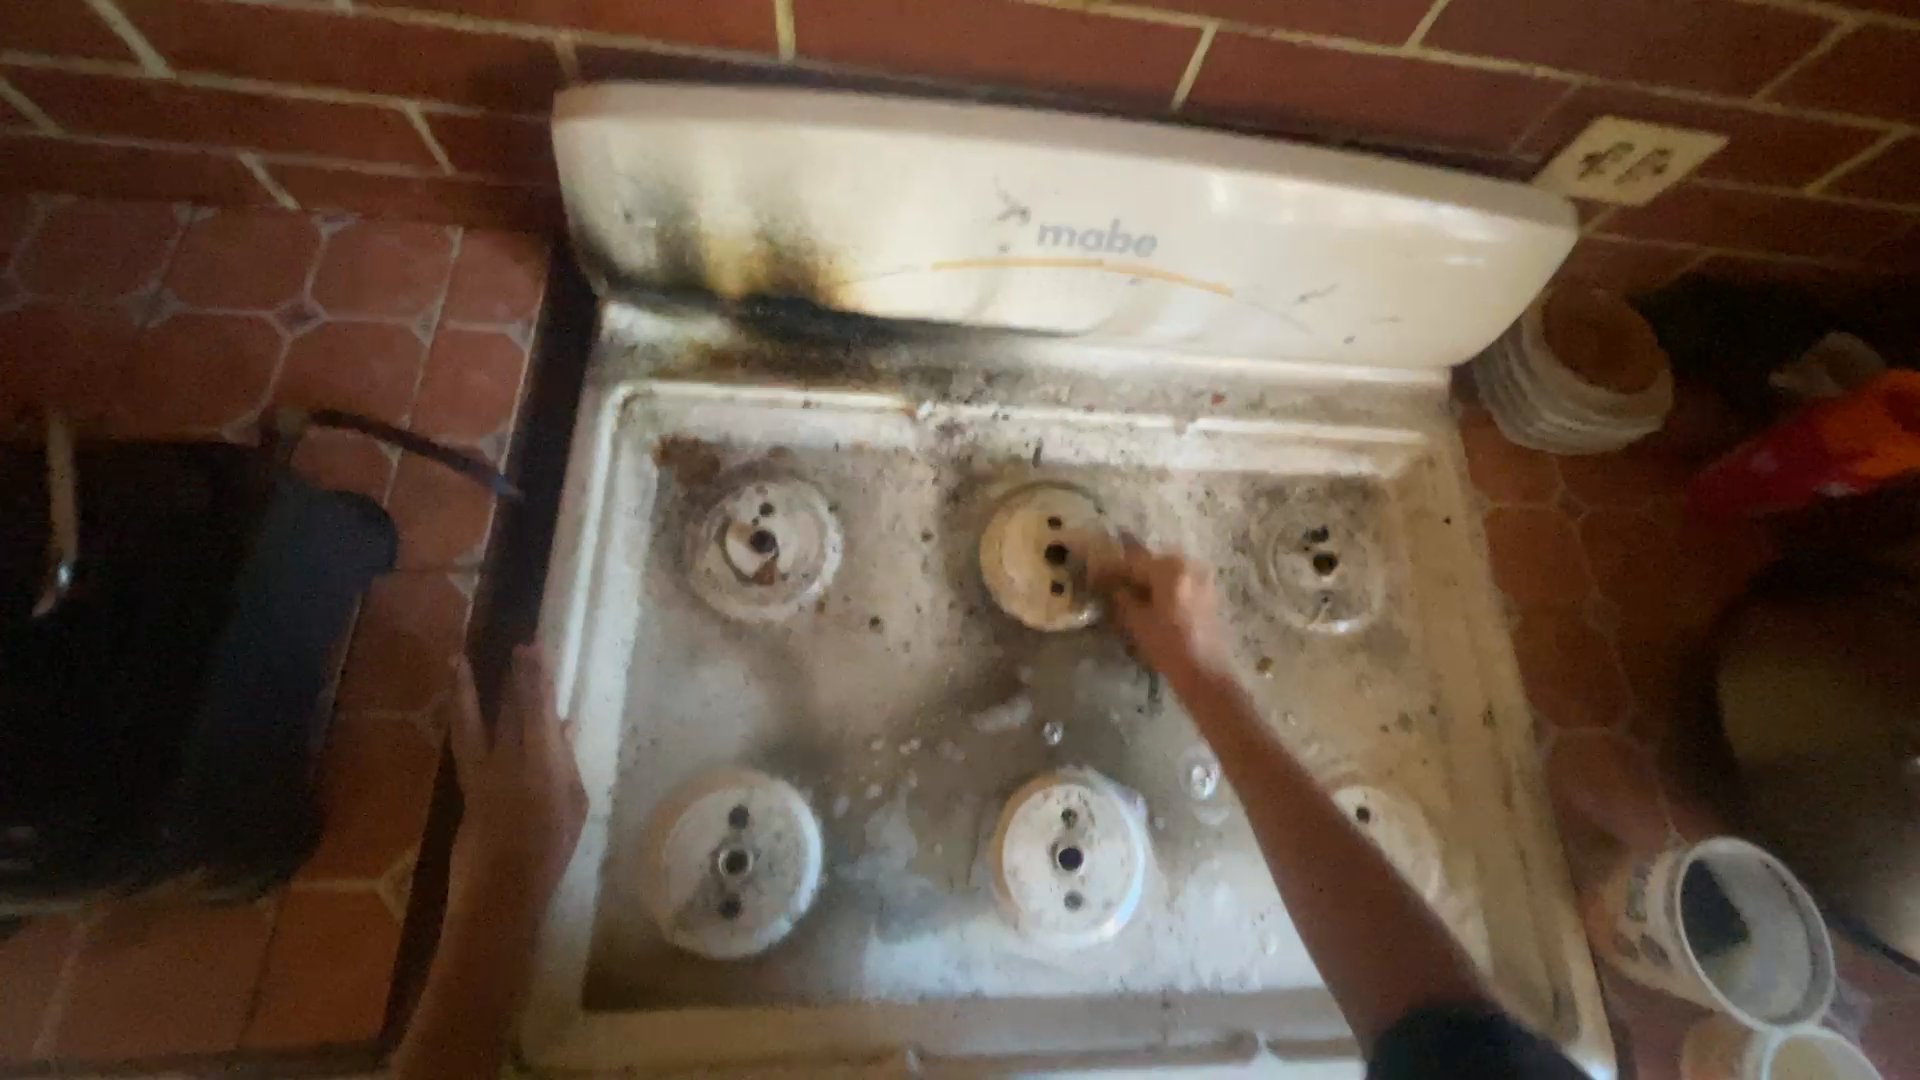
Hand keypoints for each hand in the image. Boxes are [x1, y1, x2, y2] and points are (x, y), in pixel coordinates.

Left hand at [447, 644, 586, 925]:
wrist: (503, 890)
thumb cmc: (551, 848)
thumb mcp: (573, 802)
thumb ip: (566, 762)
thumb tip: (563, 728)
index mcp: (543, 764)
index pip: (539, 710)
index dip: (537, 679)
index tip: (535, 650)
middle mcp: (509, 761)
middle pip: (510, 710)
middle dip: (515, 677)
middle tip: (518, 645)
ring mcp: (482, 773)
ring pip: (473, 723)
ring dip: (468, 690)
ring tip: (459, 662)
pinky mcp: (467, 787)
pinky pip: (466, 744)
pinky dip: (467, 720)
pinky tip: (467, 709)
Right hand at [1088, 537, 1234, 688]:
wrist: (1206, 673)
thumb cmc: (1168, 646)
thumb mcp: (1136, 621)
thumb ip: (1121, 596)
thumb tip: (1110, 584)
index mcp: (1170, 568)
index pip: (1132, 563)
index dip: (1111, 570)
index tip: (1095, 576)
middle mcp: (1189, 565)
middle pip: (1150, 565)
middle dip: (1130, 574)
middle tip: (1109, 586)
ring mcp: (1202, 578)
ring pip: (1165, 574)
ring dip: (1146, 582)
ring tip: (1127, 597)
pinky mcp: (1208, 593)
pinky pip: (1179, 583)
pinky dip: (1163, 589)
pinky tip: (1149, 603)